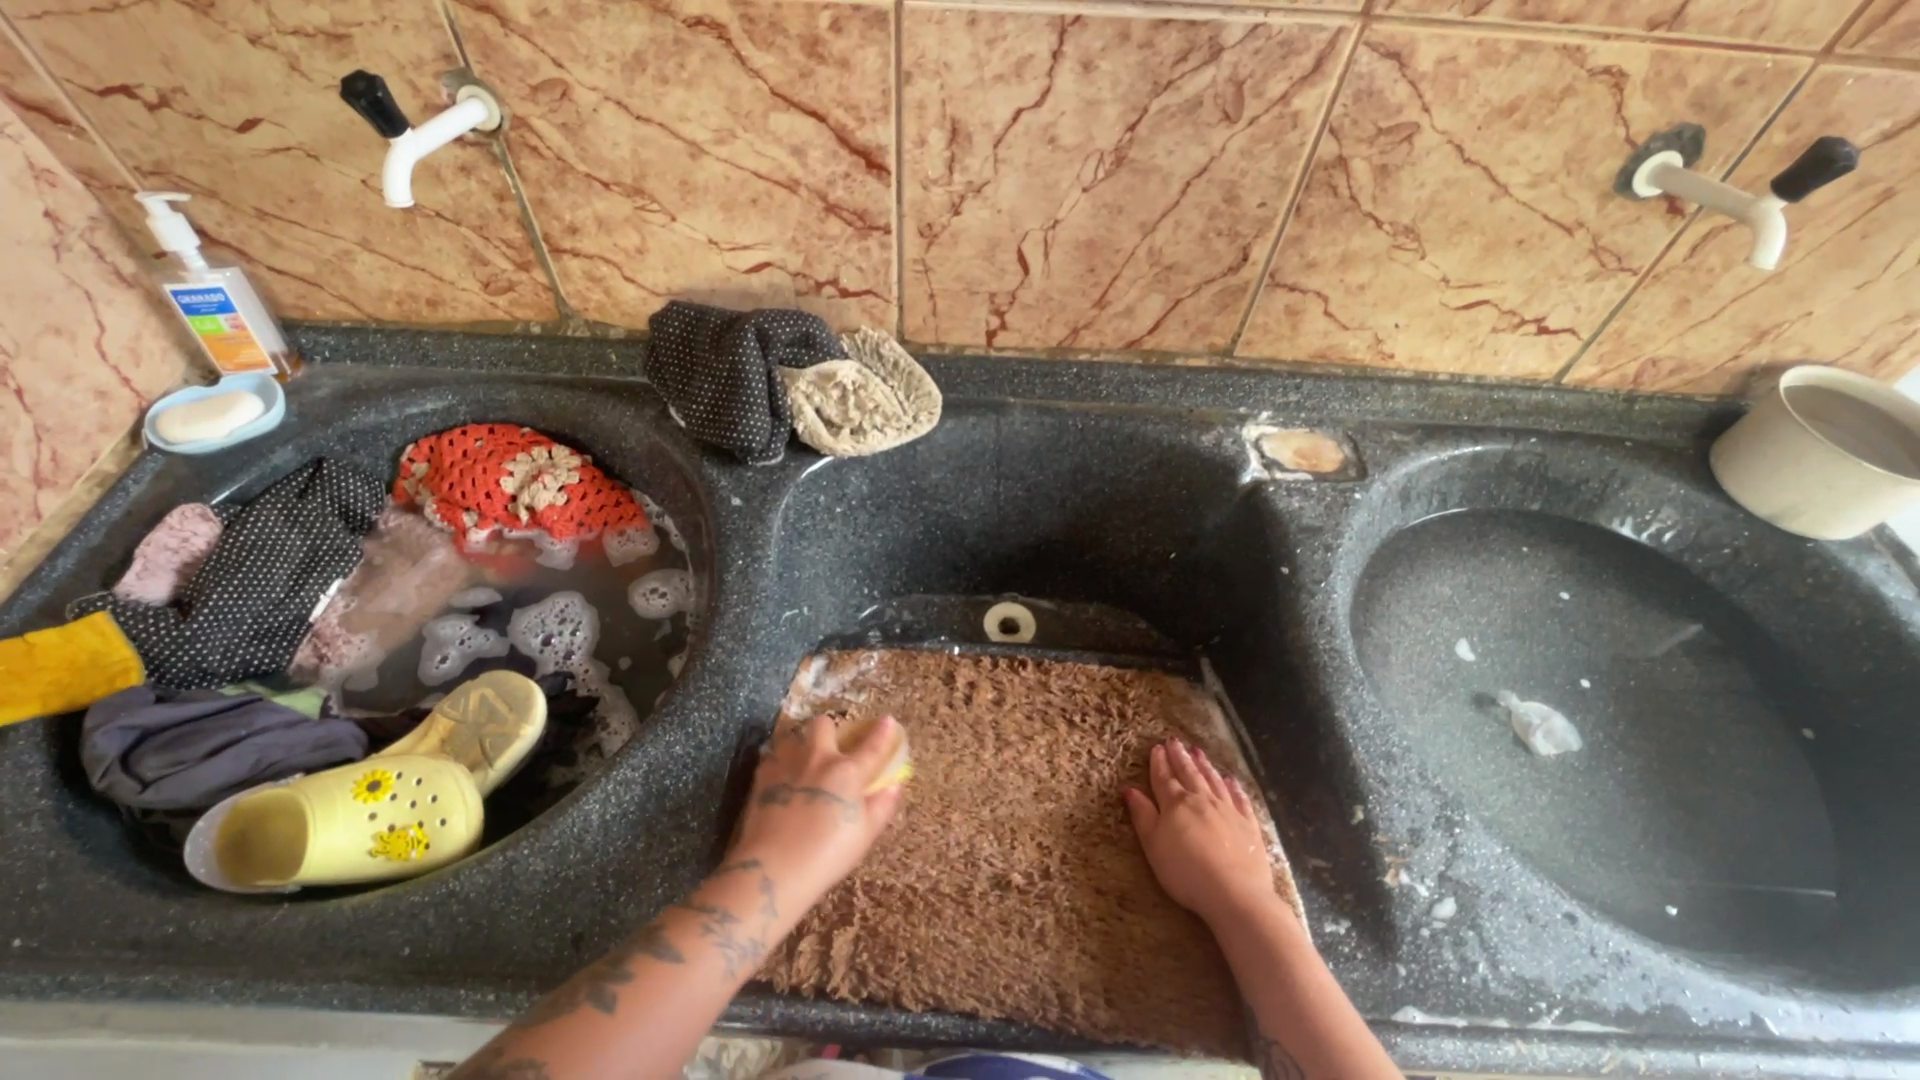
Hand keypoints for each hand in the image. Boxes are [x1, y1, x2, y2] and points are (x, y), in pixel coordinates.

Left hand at [729, 714, 904, 905]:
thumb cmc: (828, 855)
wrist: (774, 868)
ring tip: (804, 766)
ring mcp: (786, 765)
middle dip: (830, 731)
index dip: (883, 731)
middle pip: (823, 724)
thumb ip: (882, 806)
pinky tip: (782, 783)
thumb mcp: (865, 835)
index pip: (872, 744)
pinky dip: (780, 765)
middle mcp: (817, 759)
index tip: (888, 720)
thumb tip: (894, 785)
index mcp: (847, 771)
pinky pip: (772, 758)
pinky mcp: (761, 778)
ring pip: (793, 737)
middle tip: (832, 751)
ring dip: (801, 746)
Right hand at [1125, 738, 1283, 928]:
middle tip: (1175, 741)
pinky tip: (1231, 779)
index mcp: (1176, 804)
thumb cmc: (1185, 871)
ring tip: (1198, 751)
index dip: (1159, 763)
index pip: (1164, 778)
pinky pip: (1240, 799)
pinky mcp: (1248, 825)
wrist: (1234, 893)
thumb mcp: (1153, 845)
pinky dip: (1234, 787)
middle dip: (1180, 757)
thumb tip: (1130, 790)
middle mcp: (1202, 800)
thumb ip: (1142, 816)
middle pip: (1189, 773)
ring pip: (1214, 781)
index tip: (1156, 748)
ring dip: (1205, 765)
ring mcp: (1228, 810)